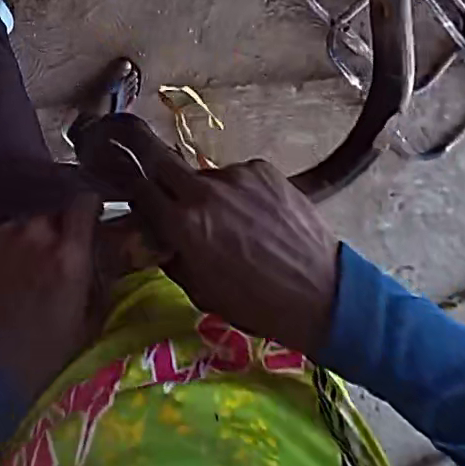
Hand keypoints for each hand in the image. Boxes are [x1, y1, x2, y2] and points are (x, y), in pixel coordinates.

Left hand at [0, 195, 101, 399]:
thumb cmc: (38, 357)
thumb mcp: (84, 324)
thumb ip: (96, 282)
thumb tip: (101, 259)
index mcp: (68, 254)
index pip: (84, 204)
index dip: (89, 207)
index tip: (91, 216)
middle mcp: (36, 232)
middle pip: (52, 216)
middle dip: (57, 232)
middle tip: (56, 258)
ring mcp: (2, 234)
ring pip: (24, 225)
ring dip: (29, 240)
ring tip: (25, 270)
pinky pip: (0, 236)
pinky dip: (5, 248)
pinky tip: (1, 275)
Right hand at [130, 155, 339, 354]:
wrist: (326, 296)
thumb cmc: (257, 303)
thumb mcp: (200, 289)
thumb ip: (171, 254)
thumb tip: (156, 234)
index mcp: (183, 223)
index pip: (140, 189)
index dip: (138, 194)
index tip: (142, 199)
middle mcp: (203, 191)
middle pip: (162, 162)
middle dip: (161, 175)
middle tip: (173, 194)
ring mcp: (235, 175)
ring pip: (206, 175)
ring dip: (210, 192)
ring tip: (235, 219)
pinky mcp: (263, 169)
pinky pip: (239, 175)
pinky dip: (242, 191)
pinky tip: (259, 214)